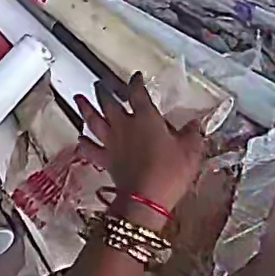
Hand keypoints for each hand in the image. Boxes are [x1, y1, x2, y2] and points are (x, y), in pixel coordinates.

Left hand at [73, 72, 204, 226]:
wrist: (146, 198)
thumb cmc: (170, 171)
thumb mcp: (190, 151)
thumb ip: (192, 134)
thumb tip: (196, 124)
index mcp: (145, 118)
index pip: (138, 93)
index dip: (136, 83)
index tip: (136, 77)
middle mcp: (124, 125)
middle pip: (109, 103)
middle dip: (104, 91)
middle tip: (99, 84)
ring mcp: (111, 143)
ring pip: (94, 121)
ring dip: (85, 108)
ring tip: (78, 98)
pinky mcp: (104, 160)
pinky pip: (90, 149)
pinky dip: (84, 143)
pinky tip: (80, 139)